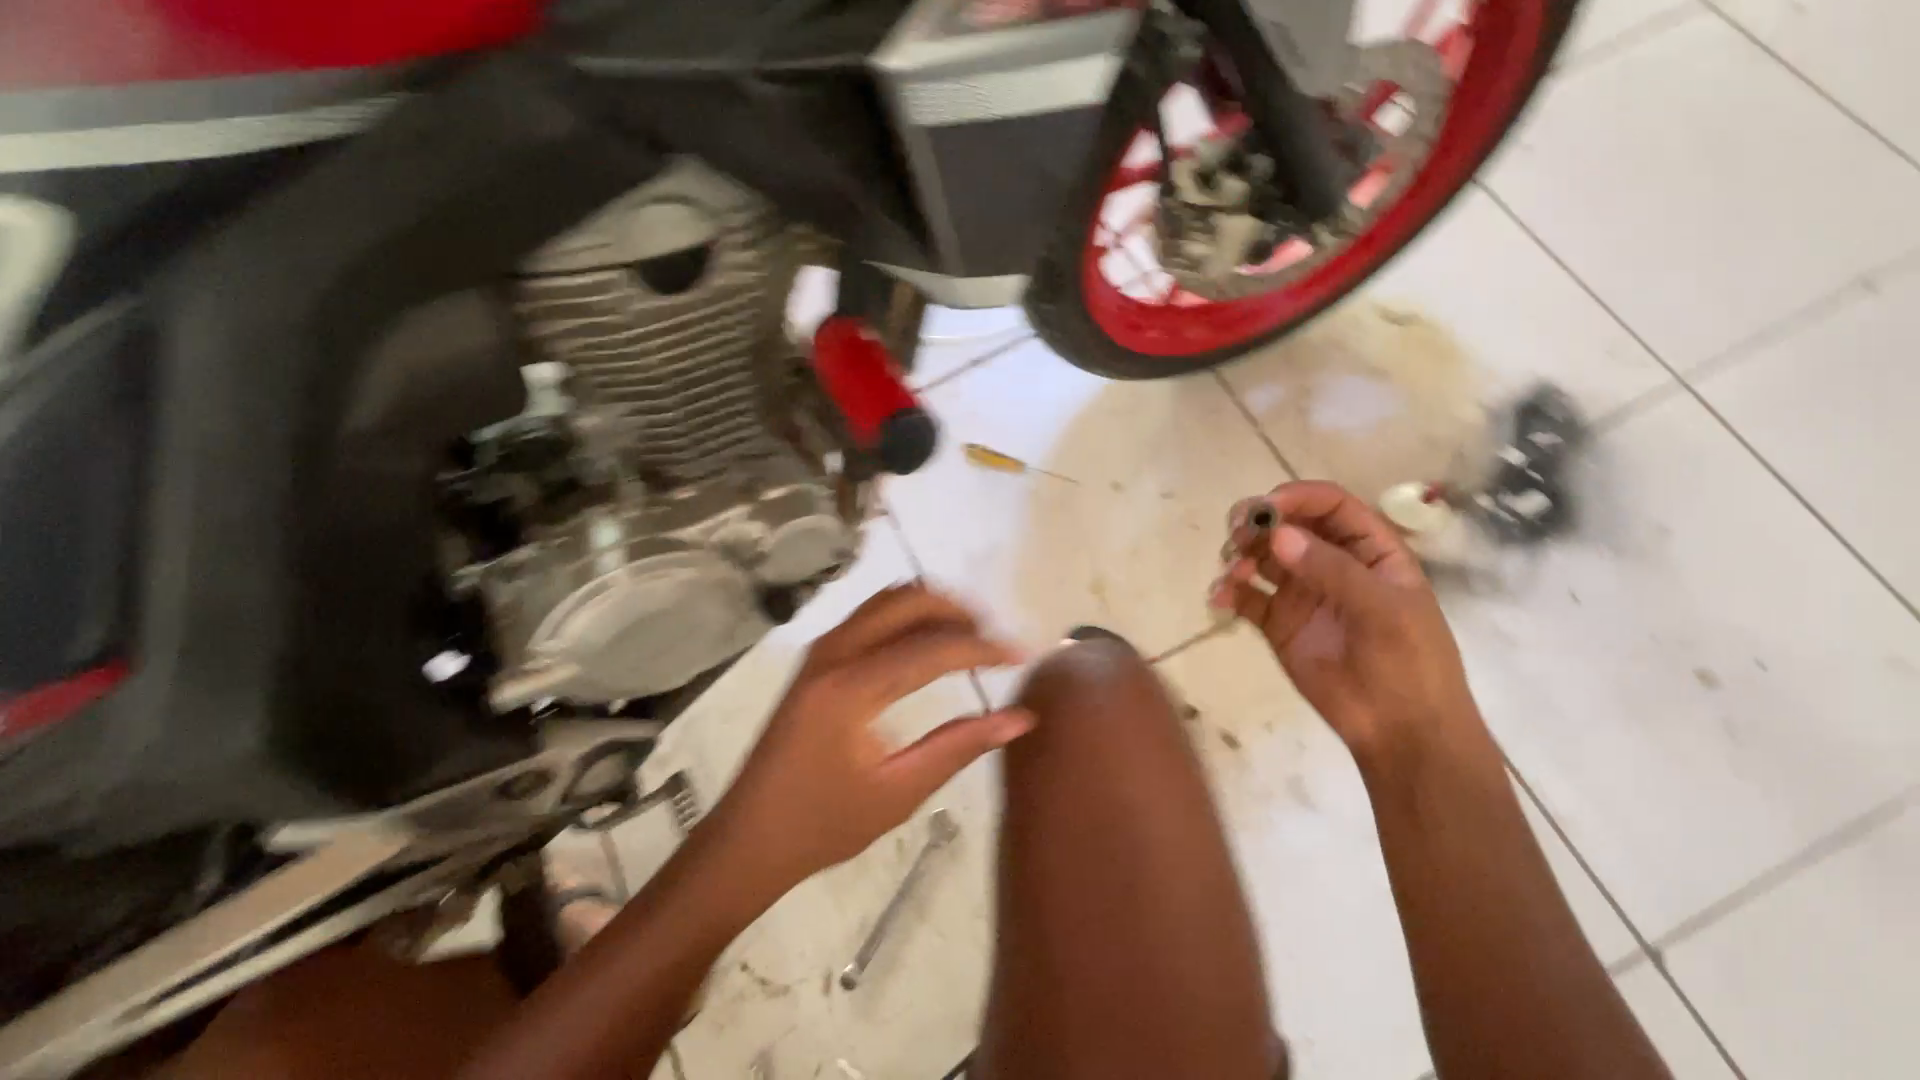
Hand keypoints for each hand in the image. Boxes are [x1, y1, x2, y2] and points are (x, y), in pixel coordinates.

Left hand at [709, 583, 1032, 894]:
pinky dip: (908, 616)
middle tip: (995, 641)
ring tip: (971, 639)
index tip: (1024, 655)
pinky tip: (930, 645)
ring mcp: (820, 650)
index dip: (984, 647)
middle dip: (959, 611)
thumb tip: (1020, 718)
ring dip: (933, 608)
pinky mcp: (816, 658)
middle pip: (908, 600)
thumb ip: (958, 747)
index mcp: (851, 689)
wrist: (750, 835)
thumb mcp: (899, 793)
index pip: (932, 648)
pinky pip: (870, 614)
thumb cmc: (824, 824)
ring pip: (887, 599)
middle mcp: (833, 654)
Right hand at [1209, 481, 1486, 771]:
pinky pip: (1245, 597)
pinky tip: (1219, 598)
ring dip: (1241, 554)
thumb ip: (1332, 570)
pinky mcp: (1277, 624)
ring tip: (1233, 572)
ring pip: (1261, 557)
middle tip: (1236, 533)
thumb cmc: (1409, 663)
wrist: (1401, 730)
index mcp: (1370, 551)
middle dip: (1259, 522)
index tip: (1266, 507)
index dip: (1298, 498)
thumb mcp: (1384, 610)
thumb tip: (1277, 535)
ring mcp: (1302, 594)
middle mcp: (1331, 564)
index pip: (1331, 506)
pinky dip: (1228, 591)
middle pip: (1288, 525)